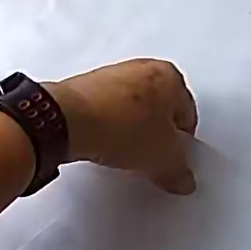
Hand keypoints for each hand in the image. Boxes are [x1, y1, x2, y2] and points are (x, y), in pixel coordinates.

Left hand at [47, 58, 197, 194]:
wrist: (64, 120)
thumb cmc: (117, 124)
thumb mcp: (160, 157)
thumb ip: (177, 170)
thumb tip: (181, 180)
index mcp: (169, 76)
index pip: (186, 114)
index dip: (181, 142)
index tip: (173, 159)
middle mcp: (138, 69)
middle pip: (155, 110)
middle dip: (152, 135)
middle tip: (147, 158)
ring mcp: (106, 78)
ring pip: (125, 111)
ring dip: (124, 132)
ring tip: (118, 152)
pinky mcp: (78, 91)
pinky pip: (98, 113)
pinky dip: (100, 128)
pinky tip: (96, 144)